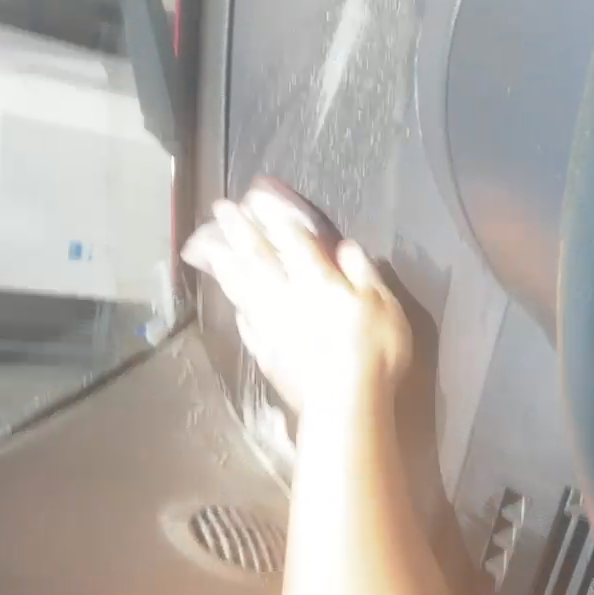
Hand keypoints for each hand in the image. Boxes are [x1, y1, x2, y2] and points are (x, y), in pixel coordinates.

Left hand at [182, 179, 410, 414]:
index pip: (295, 242)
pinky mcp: (266, 350)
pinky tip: (233, 300)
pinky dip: (237, 306)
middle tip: (221, 209)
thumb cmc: (375, 348)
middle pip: (259, 258)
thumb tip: (345, 246)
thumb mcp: (384, 306)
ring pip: (242, 285)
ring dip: (225, 262)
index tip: (259, 196)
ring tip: (209, 244)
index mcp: (319, 281)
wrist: (344, 398)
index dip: (278, 218)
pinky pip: (246, 321)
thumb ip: (363, 274)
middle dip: (241, 231)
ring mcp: (271, 323)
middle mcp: (287, 295)